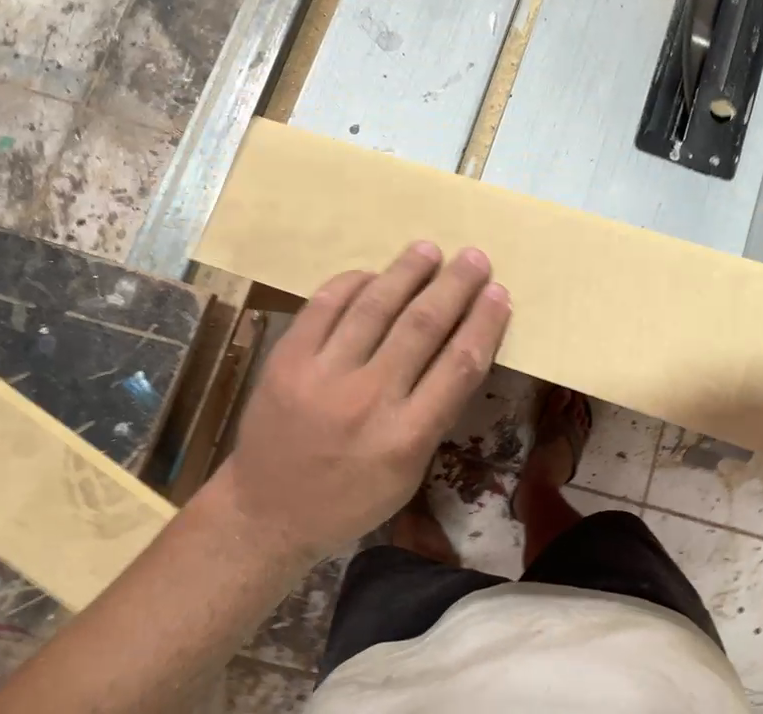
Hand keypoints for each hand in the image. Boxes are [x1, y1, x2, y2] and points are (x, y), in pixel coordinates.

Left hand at [214, 242, 510, 560]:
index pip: (459, 366)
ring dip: (407, 273)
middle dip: (454, 287)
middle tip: (474, 258)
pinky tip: (373, 274)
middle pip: (422, 327)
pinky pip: (324, 306)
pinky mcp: (286, 361)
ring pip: (374, 307)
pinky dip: (352, 284)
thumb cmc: (350, 498)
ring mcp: (321, 377)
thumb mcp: (408, 473)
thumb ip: (435, 412)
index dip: (484, 323)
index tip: (498, 293)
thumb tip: (461, 346)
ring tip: (428, 250)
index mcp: (406, 438)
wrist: (264, 513)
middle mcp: (368, 401)